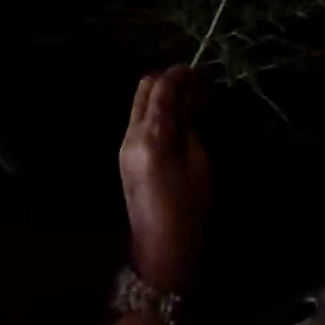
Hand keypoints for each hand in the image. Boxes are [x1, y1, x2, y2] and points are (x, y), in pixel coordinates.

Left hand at [119, 65, 210, 293]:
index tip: (199, 73)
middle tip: (195, 90)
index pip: (161, 88)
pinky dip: (156, 112)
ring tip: (190, 106)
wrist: (161, 252)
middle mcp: (131, 134)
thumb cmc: (189, 210)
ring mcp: (125, 144)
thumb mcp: (198, 162)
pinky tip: (177, 123)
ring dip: (162, 95)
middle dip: (168, 81)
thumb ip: (188, 124)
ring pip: (140, 102)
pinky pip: (139, 119)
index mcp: (151, 136)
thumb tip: (187, 97)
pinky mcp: (125, 154)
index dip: (180, 74)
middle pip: (144, 88)